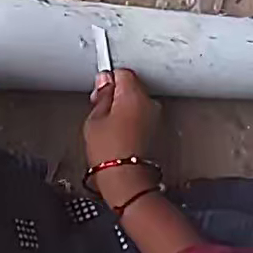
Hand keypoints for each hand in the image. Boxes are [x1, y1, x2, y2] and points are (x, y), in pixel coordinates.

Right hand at [84, 69, 162, 204]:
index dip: (108, 80)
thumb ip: (101, 96)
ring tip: (111, 127)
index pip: (122, 72)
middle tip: (101, 111)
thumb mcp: (94, 119)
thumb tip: (104, 83)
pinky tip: (121, 134)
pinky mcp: (158, 130)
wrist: (126, 179)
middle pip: (132, 86)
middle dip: (117, 94)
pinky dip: (133, 120)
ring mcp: (156, 117)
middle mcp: (149, 103)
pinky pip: (143, 116)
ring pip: (138, 102)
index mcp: (133, 95)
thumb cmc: (109, 153)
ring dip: (126, 108)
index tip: (99, 90)